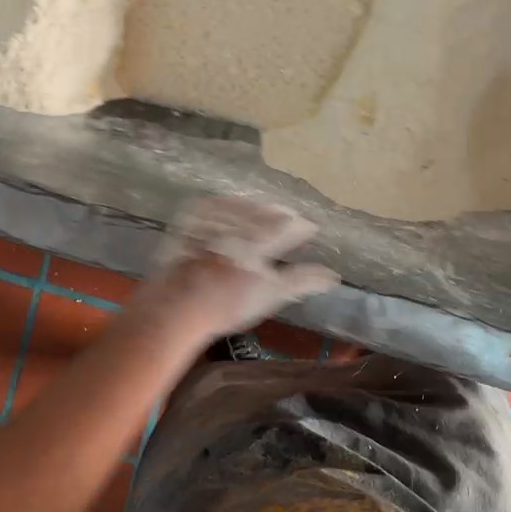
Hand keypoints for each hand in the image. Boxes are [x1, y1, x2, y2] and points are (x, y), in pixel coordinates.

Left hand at [127, 196, 338, 339]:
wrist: (177, 305)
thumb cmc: (228, 304)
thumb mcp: (271, 295)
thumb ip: (302, 281)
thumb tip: (332, 276)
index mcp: (261, 238)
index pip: (288, 226)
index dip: (302, 227)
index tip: (311, 228)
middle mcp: (237, 224)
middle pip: (264, 211)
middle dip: (280, 213)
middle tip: (291, 215)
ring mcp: (210, 222)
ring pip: (238, 206)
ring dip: (254, 207)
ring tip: (262, 209)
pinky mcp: (188, 225)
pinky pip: (210, 207)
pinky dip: (224, 207)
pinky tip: (225, 209)